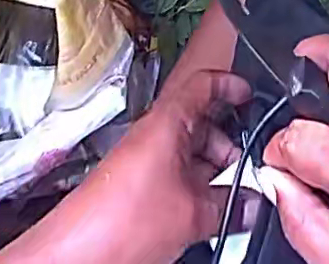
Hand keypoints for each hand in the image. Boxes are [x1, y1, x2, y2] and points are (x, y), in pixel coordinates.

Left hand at [0, 69, 251, 263]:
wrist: (75, 255)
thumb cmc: (121, 221)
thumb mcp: (192, 213)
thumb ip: (230, 205)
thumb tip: (253, 204)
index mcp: (170, 119)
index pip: (205, 82)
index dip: (231, 84)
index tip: (250, 95)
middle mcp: (157, 131)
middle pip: (202, 119)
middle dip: (228, 141)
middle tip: (247, 164)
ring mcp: (146, 156)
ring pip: (190, 149)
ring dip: (213, 168)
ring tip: (230, 196)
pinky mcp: (138, 183)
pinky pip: (176, 171)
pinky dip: (195, 185)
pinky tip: (205, 212)